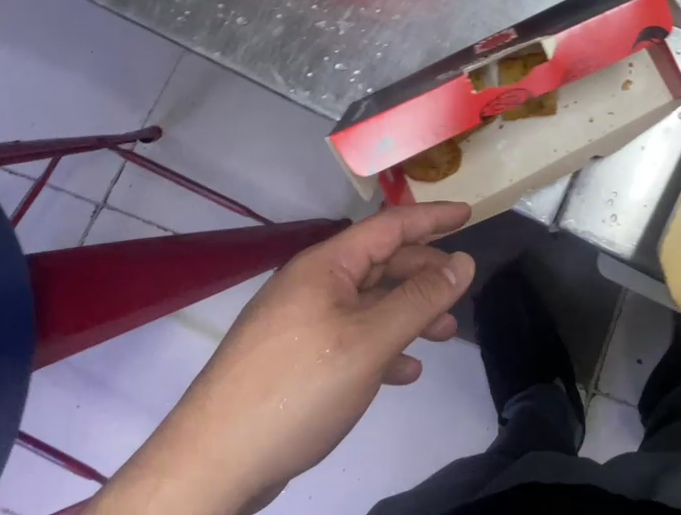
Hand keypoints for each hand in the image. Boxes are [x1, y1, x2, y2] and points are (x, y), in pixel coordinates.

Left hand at [89, 202, 476, 514]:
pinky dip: (382, 347)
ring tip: (443, 336)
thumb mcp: (370, 341)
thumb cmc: (297, 389)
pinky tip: (403, 372)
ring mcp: (299, 324)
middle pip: (380, 265)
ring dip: (408, 314)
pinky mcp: (294, 362)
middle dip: (424, 275)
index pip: (389, 226)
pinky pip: (350, 338)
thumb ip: (420, 298)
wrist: (212, 466)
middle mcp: (311, 286)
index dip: (431, 218)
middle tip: (461, 292)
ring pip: (368, 305)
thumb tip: (463, 262)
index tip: (468, 213)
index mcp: (325, 267)